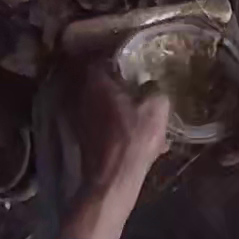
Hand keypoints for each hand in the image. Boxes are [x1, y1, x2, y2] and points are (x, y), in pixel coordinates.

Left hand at [75, 66, 169, 190]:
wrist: (114, 178)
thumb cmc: (134, 136)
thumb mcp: (156, 107)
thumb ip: (154, 88)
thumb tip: (152, 84)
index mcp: (99, 83)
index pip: (103, 61)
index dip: (118, 60)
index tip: (134, 62)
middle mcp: (85, 98)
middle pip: (103, 84)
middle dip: (121, 86)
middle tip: (140, 87)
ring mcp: (82, 119)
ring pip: (105, 106)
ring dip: (122, 108)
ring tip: (143, 114)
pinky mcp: (86, 139)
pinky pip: (106, 125)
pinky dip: (119, 127)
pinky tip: (139, 137)